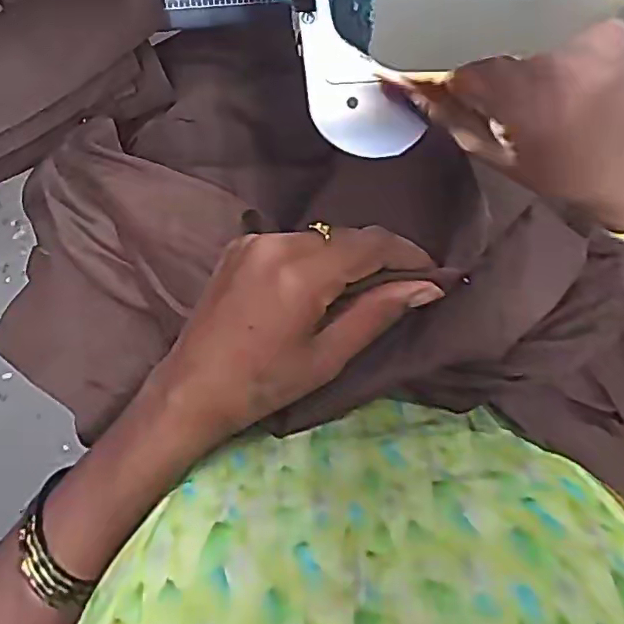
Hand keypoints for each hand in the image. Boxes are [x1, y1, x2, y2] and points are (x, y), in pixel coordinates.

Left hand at [144, 226, 444, 449]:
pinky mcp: (239, 244)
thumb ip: (377, 313)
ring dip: (344, 256)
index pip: (370, 243)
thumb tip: (426, 287)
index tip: (431, 272)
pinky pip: (291, 241)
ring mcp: (254, 240)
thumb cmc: (263, 383)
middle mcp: (278, 242)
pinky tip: (315, 287)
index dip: (408, 253)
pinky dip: (313, 256)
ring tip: (357, 291)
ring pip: (319, 237)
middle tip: (401, 286)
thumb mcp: (327, 356)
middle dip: (377, 256)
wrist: (192, 386)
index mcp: (301, 270)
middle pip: (345, 236)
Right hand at [391, 19, 623, 231]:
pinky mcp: (604, 17)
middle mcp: (564, 55)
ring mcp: (591, 28)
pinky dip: (518, 3)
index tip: (396, 37)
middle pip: (491, 9)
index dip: (422, 38)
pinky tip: (503, 10)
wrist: (621, 166)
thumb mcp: (481, 147)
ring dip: (486, 2)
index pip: (461, 45)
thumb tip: (389, 70)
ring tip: (462, 7)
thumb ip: (435, 105)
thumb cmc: (549, 167)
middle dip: (452, 11)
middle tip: (423, 13)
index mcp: (530, 98)